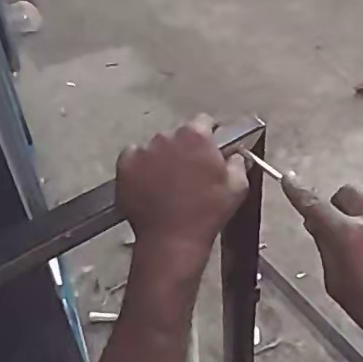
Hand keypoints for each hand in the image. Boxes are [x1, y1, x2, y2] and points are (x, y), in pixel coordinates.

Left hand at [116, 115, 248, 256]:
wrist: (171, 240)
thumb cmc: (206, 214)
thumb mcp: (237, 187)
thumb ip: (238, 163)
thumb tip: (235, 155)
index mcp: (196, 136)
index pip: (203, 122)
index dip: (208, 136)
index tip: (209, 149)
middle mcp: (167, 136)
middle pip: (177, 135)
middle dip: (183, 149)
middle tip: (190, 173)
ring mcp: (143, 150)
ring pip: (155, 147)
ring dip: (162, 159)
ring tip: (168, 184)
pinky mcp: (125, 166)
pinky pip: (133, 158)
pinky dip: (140, 168)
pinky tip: (150, 186)